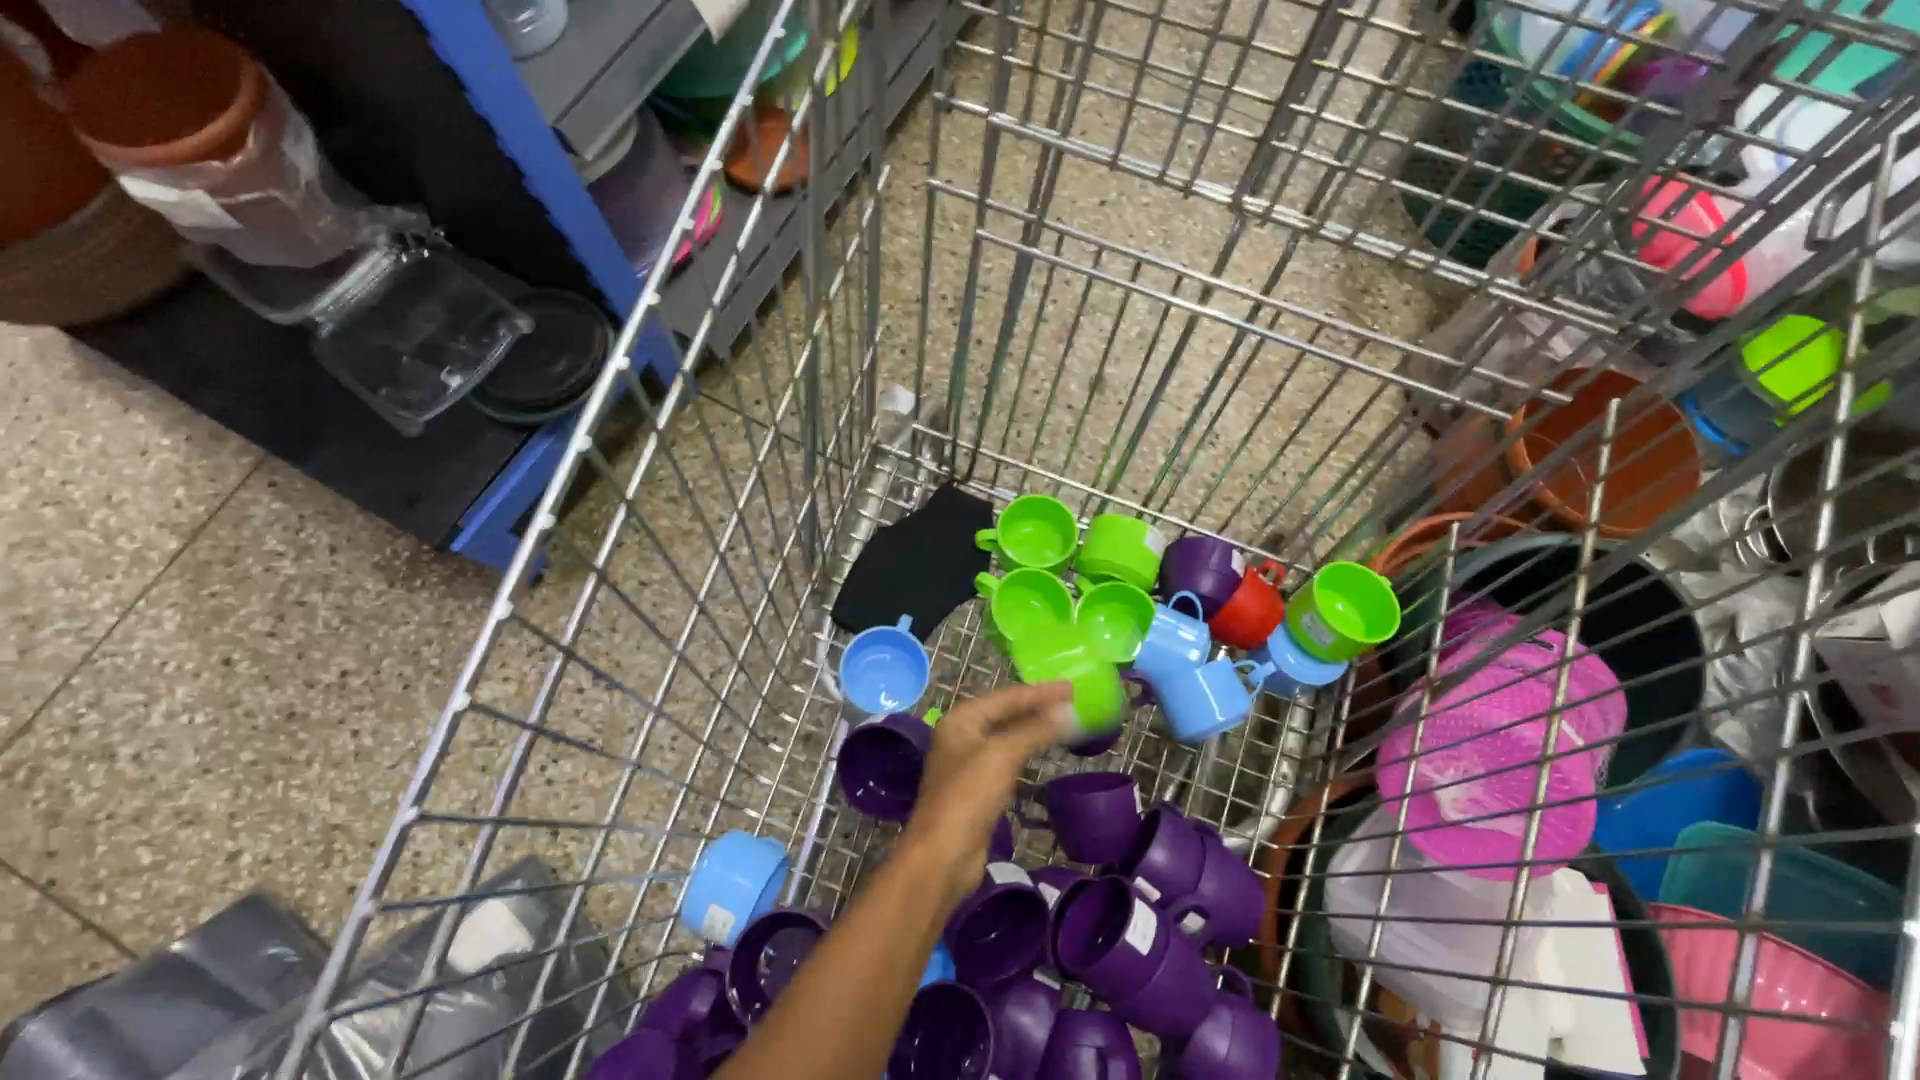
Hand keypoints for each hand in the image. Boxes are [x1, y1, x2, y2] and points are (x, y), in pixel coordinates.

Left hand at [902, 681, 1074, 909]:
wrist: (944, 854)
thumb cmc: (968, 796)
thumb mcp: (1003, 754)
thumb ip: (1035, 730)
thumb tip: (1068, 710)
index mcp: (961, 720)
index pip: (1006, 697)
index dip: (1040, 692)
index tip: (1072, 687)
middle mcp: (961, 736)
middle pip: (1005, 714)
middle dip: (1037, 708)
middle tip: (1073, 702)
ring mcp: (968, 764)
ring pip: (1007, 737)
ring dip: (1034, 729)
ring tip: (1064, 723)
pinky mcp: (977, 790)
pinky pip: (1007, 760)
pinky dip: (1027, 753)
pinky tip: (1043, 753)